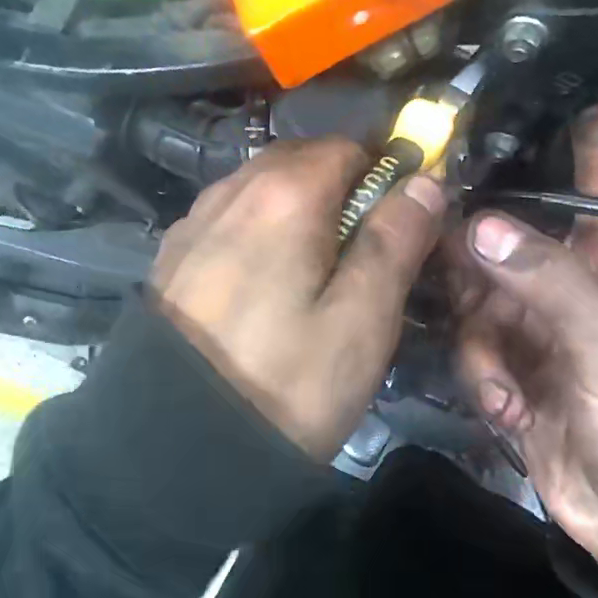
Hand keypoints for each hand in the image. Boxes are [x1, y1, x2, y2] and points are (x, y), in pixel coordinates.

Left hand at [152, 140, 446, 460]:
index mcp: (284, 195)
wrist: (176, 449)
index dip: (385, 178)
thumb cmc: (287, 383)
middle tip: (360, 259)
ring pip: (262, 189)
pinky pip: (229, 220)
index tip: (398, 229)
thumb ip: (396, 240)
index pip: (349, 148)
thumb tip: (425, 181)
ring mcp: (193, 222)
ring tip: (312, 275)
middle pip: (302, 162)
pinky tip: (262, 284)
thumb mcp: (363, 319)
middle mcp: (232, 190)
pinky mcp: (172, 256)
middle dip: (341, 193)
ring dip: (297, 211)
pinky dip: (257, 232)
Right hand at [448, 103, 597, 597]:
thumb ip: (547, 282)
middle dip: (480, 241)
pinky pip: (470, 342)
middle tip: (437, 233)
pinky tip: (507, 409)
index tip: (555, 87)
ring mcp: (531, 322)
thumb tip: (479, 224)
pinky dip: (481, 375)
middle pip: (510, 229)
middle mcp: (568, 281)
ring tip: (504, 377)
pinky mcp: (504, 363)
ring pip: (476, 288)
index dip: (584, 134)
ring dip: (480, 335)